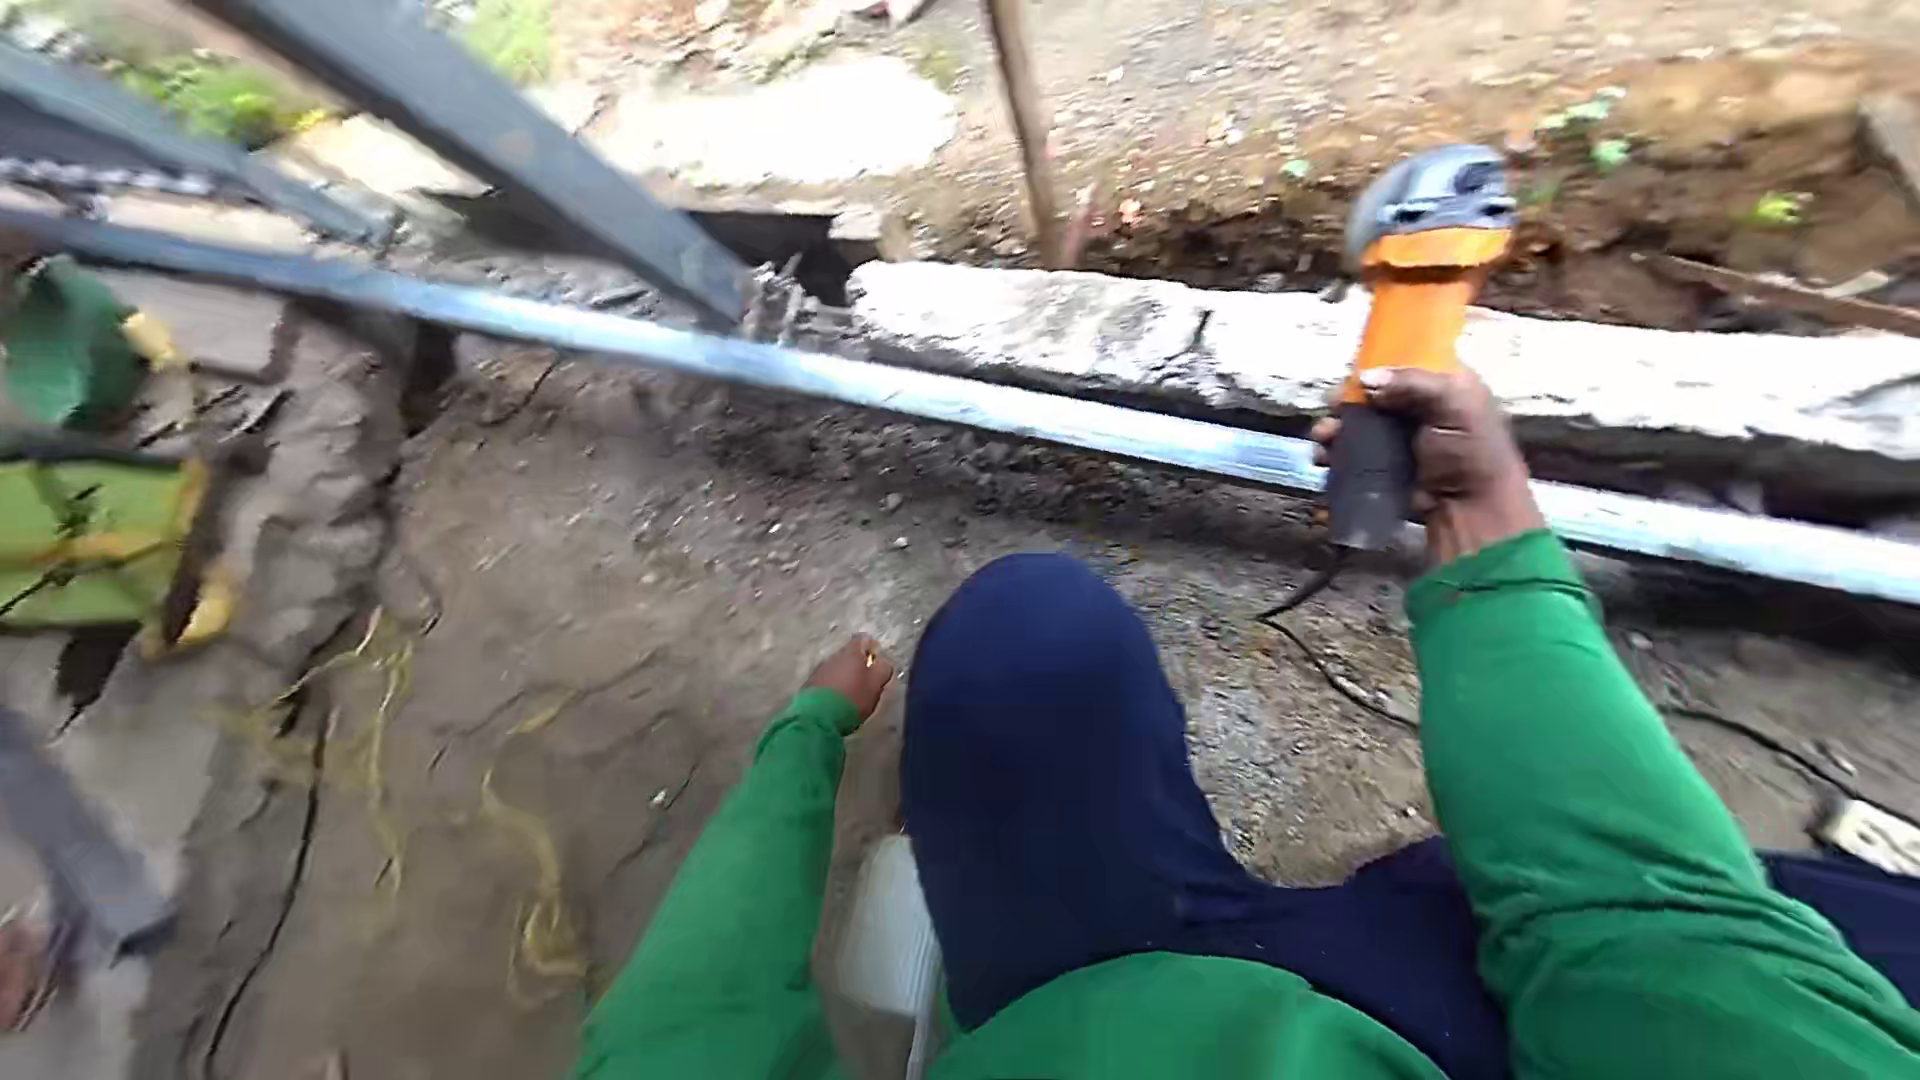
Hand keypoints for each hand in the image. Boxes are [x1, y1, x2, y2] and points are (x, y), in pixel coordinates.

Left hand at [804, 633, 895, 725]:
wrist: (817, 718)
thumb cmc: (852, 698)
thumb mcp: (875, 685)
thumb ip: (883, 670)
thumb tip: (883, 662)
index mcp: (852, 653)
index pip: (862, 639)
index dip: (870, 646)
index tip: (875, 659)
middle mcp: (833, 657)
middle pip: (847, 653)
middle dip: (856, 663)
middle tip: (865, 679)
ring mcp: (818, 670)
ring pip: (835, 667)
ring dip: (842, 675)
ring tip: (850, 692)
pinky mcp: (808, 685)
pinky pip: (824, 680)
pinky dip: (831, 686)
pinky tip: (835, 700)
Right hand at [1312, 367, 1543, 564]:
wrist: (1466, 506)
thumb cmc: (1469, 452)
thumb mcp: (1454, 406)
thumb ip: (1414, 384)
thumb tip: (1364, 378)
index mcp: (1440, 384)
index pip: (1402, 361)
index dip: (1376, 363)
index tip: (1355, 374)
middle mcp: (1413, 406)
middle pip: (1368, 393)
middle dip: (1345, 400)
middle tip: (1334, 407)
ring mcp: (1392, 436)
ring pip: (1350, 422)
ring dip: (1332, 428)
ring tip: (1324, 438)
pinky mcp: (1375, 461)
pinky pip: (1345, 450)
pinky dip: (1330, 451)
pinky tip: (1324, 458)